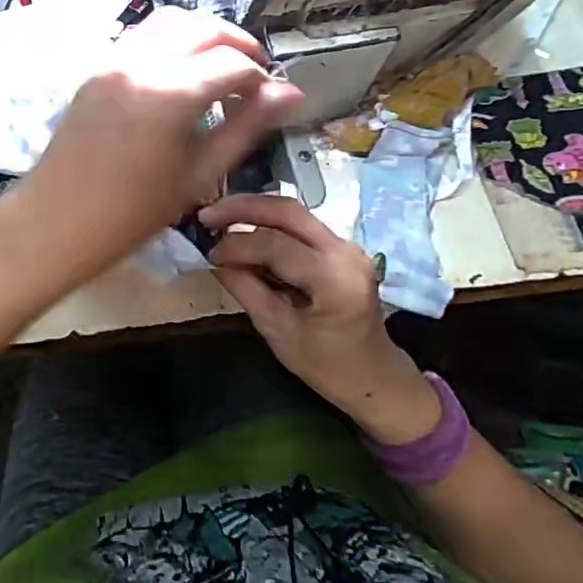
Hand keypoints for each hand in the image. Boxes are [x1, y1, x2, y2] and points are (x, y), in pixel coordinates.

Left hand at [0, 8, 301, 289]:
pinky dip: (171, 40)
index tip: (270, 99)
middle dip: (238, 44)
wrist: (58, 220)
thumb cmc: (133, 212)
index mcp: (171, 92)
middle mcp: (141, 62)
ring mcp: (113, 60)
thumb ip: (246, 127)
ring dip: (204, 34)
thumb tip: (290, 93)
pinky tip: (183, 70)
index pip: (233, 63)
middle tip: (256, 74)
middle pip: (204, 28)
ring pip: (170, 22)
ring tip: (221, 66)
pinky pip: (142, 36)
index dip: (260, 77)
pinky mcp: (97, 68)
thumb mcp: (199, 173)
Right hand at [200, 194, 440, 444]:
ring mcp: (347, 246)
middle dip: (244, 207)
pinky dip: (269, 224)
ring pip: (295, 213)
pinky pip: (301, 226)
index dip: (236, 245)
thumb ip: (247, 289)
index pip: (275, 245)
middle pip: (288, 211)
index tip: (208, 253)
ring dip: (255, 211)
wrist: (374, 376)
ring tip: (220, 218)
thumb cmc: (327, 365)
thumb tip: (216, 260)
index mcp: (334, 279)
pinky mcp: (341, 248)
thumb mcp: (278, 331)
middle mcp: (345, 252)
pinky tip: (244, 231)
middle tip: (208, 214)